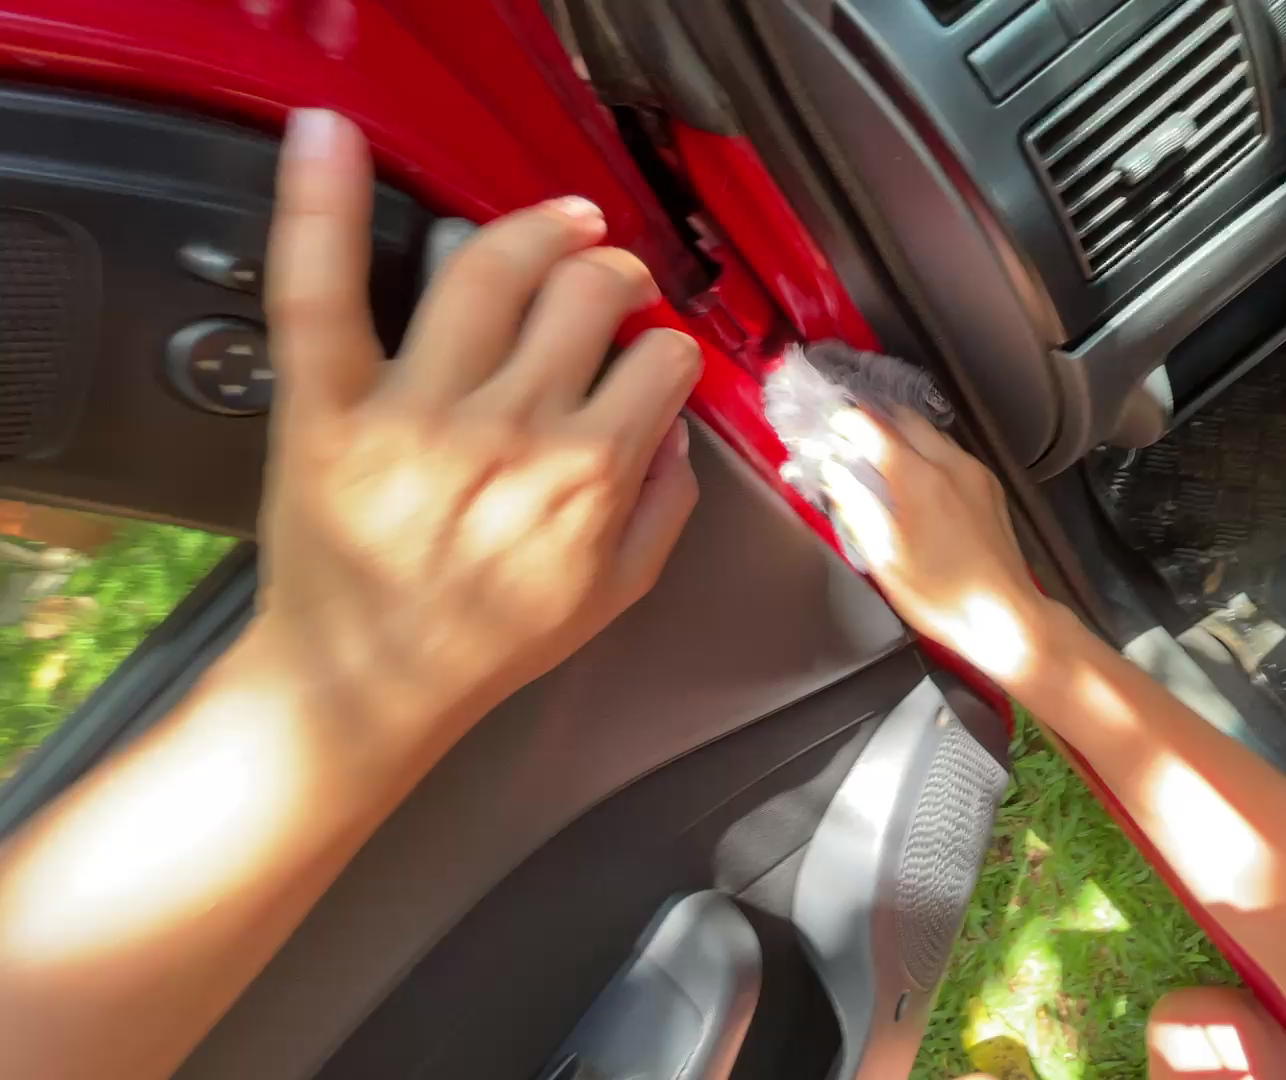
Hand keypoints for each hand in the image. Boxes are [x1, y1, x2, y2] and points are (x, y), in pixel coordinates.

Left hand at [256, 110, 700, 740]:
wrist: (375, 678)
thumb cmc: (507, 635)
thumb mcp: (625, 586)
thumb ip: (671, 505)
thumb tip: (676, 429)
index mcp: (593, 472)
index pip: (663, 362)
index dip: (674, 353)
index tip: (661, 363)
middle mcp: (515, 425)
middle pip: (589, 297)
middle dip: (622, 277)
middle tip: (621, 287)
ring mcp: (418, 406)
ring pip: (490, 272)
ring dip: (542, 229)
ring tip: (568, 221)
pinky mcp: (329, 403)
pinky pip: (321, 292)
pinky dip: (320, 207)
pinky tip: (334, 136)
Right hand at [819, 409, 1056, 680]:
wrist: (1006, 616)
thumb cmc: (940, 595)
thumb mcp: (884, 558)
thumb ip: (857, 507)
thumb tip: (835, 472)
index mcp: (920, 479)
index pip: (875, 428)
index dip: (848, 421)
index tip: (831, 425)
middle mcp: (951, 464)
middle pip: (907, 420)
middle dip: (876, 422)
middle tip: (852, 439)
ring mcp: (976, 473)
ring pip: (932, 435)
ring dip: (903, 437)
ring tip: (881, 460)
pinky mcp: (991, 487)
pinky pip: (952, 454)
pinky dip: (928, 454)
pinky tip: (917, 480)